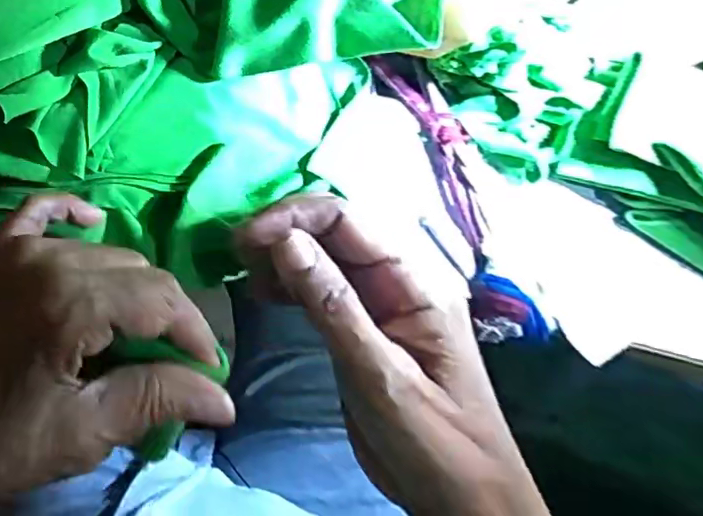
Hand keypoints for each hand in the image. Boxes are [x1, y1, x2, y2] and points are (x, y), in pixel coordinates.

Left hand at [0, 194, 234, 515]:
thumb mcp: (81, 431)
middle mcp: (45, 259)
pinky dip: (68, 213)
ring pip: (95, 248)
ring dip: (126, 279)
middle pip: (132, 268)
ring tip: (140, 326)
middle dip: (165, 311)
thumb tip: (221, 396)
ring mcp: (12, 248)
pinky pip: (36, 211)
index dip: (194, 333)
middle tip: (176, 360)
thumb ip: (152, 398)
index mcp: (71, 301)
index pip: (160, 297)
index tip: (208, 373)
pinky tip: (90, 221)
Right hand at [235, 195, 547, 515]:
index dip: (291, 217)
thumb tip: (284, 239)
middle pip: (326, 227)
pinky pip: (310, 278)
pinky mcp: (353, 318)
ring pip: (314, 249)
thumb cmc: (438, 446)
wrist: (465, 508)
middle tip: (237, 254)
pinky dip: (280, 277)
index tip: (248, 240)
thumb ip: (333, 306)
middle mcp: (393, 279)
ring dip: (274, 252)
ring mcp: (373, 298)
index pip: (344, 218)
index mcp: (414, 283)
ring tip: (247, 275)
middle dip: (277, 230)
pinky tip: (261, 293)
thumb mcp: (382, 377)